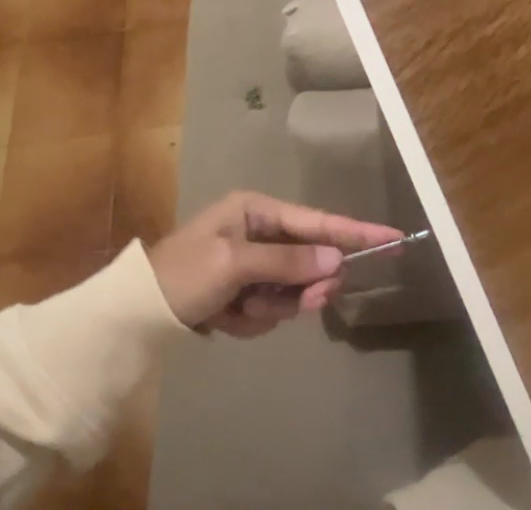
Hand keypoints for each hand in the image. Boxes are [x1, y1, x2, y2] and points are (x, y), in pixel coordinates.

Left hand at [146, 191, 403, 336]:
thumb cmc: (184, 275)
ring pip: (291, 291)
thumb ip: (287, 261)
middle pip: (309, 261)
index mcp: (255, 211)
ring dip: (271, 308)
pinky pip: (270, 309)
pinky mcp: (242, 292)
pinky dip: (252, 320)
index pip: (317, 221)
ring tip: (239, 311)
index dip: (356, 232)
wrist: (137, 314)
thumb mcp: (234, 263)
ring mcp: (251, 264)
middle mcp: (258, 232)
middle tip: (305, 304)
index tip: (394, 238)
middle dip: (303, 287)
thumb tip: (335, 259)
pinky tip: (225, 320)